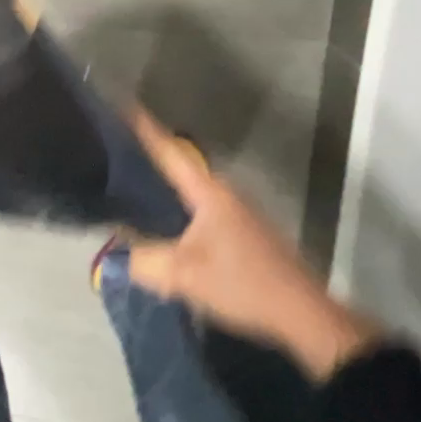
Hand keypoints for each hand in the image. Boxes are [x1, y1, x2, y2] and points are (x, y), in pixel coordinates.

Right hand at [125, 106, 378, 379]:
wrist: (305, 318)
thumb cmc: (243, 284)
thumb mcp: (184, 276)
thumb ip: (144, 261)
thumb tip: (117, 255)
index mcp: (209, 193)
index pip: (170, 151)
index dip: (146, 128)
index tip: (125, 103)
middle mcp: (224, 194)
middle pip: (179, 166)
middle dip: (149, 155)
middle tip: (114, 148)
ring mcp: (238, 213)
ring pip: (190, 189)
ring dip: (163, 184)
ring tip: (130, 182)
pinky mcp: (244, 233)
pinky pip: (199, 208)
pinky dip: (177, 206)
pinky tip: (161, 220)